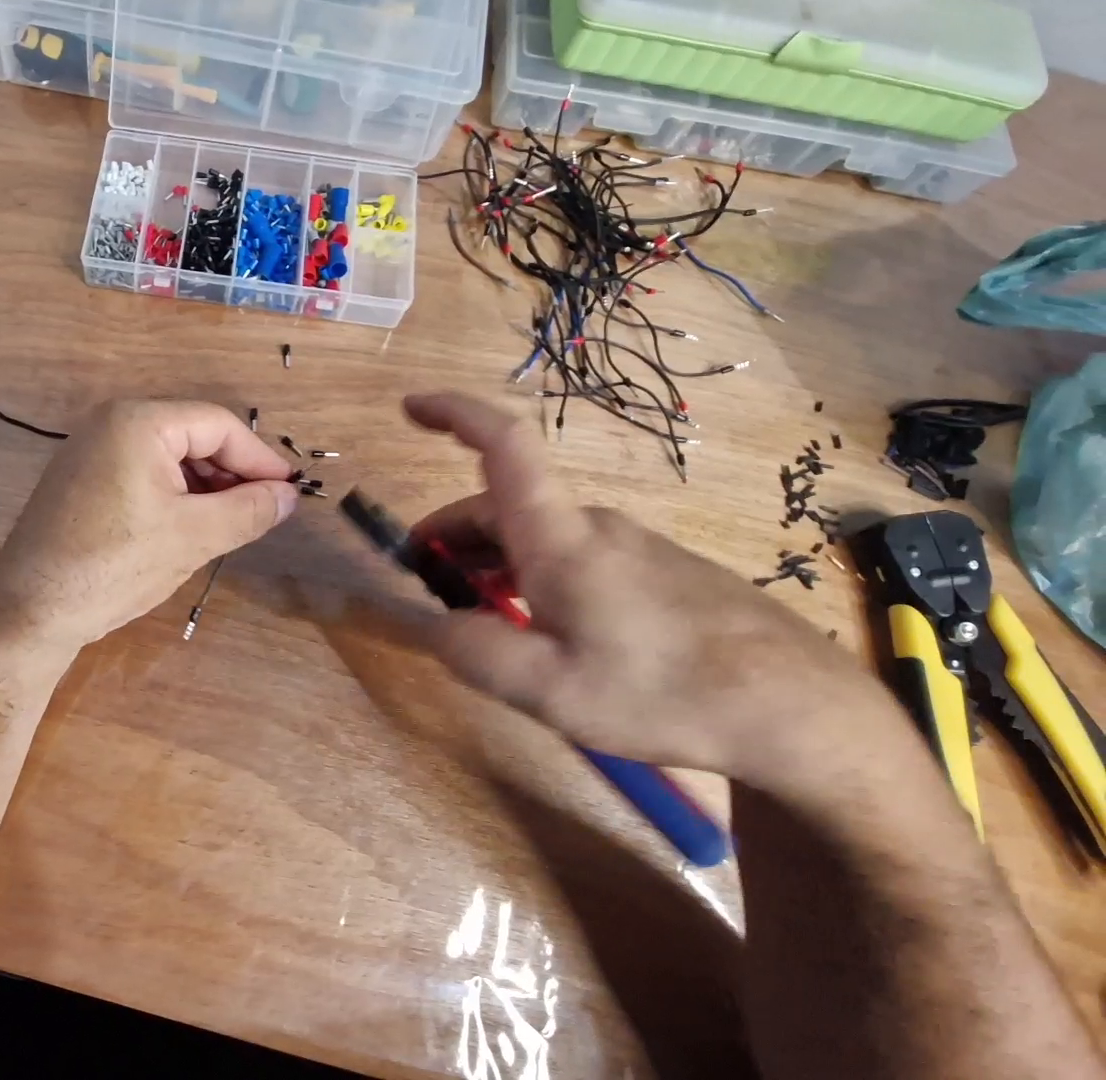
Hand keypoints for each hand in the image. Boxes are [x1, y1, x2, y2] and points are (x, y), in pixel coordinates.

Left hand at [0, 399, 297, 648]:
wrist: (29, 609)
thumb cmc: (113, 566)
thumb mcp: (193, 537)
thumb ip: (249, 510)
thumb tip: (288, 496)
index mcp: (139, 420)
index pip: (219, 425)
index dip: (260, 459)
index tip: (290, 492)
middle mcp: (111, 422)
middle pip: (193, 435)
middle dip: (232, 473)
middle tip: (263, 512)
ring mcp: (91, 449)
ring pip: (169, 456)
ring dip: (205, 487)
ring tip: (230, 525)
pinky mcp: (81, 479)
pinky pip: (142, 473)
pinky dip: (173, 495)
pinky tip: (188, 527)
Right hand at [402, 392, 906, 788]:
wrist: (800, 712)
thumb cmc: (662, 693)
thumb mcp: (547, 689)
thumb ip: (472, 651)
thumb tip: (435, 624)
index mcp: (559, 537)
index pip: (502, 445)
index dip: (452, 414)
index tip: (408, 407)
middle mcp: (595, 525)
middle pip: (504, 504)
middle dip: (451, 536)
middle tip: (427, 589)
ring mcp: (633, 545)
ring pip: (537, 534)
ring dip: (490, 562)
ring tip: (477, 618)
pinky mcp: (660, 570)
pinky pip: (574, 556)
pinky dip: (532, 576)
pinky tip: (541, 630)